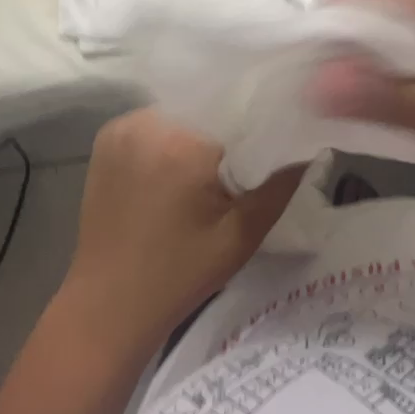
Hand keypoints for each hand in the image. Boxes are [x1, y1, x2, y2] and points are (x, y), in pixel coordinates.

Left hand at [63, 110, 301, 341]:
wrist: (107, 306)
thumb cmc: (179, 274)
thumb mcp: (242, 235)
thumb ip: (280, 184)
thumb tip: (308, 143)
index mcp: (182, 141)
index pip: (236, 107)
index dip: (258, 121)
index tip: (275, 137)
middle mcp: (147, 122)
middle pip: (205, 107)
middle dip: (226, 127)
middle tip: (246, 152)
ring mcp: (122, 128)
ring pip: (180, 112)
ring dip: (197, 130)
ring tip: (212, 160)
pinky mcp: (107, 138)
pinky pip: (153, 123)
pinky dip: (169, 137)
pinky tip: (179, 165)